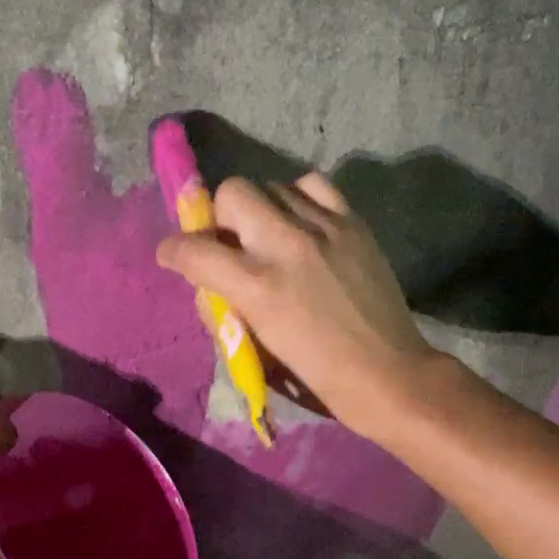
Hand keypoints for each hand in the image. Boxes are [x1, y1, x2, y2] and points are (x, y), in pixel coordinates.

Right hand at [155, 174, 441, 436]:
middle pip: (233, 192)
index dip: (173, 251)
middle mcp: (286, 245)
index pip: (193, 249)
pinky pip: (313, 185)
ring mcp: (323, 228)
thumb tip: (207, 277)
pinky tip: (302, 223)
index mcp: (257, 287)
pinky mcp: (353, 223)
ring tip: (271, 235)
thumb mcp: (255, 345)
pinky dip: (298, 198)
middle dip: (220, 215)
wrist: (386, 373)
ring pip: (271, 184)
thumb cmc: (314, 373)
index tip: (173, 255)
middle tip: (232, 243)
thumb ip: (226, 303)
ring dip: (260, 209)